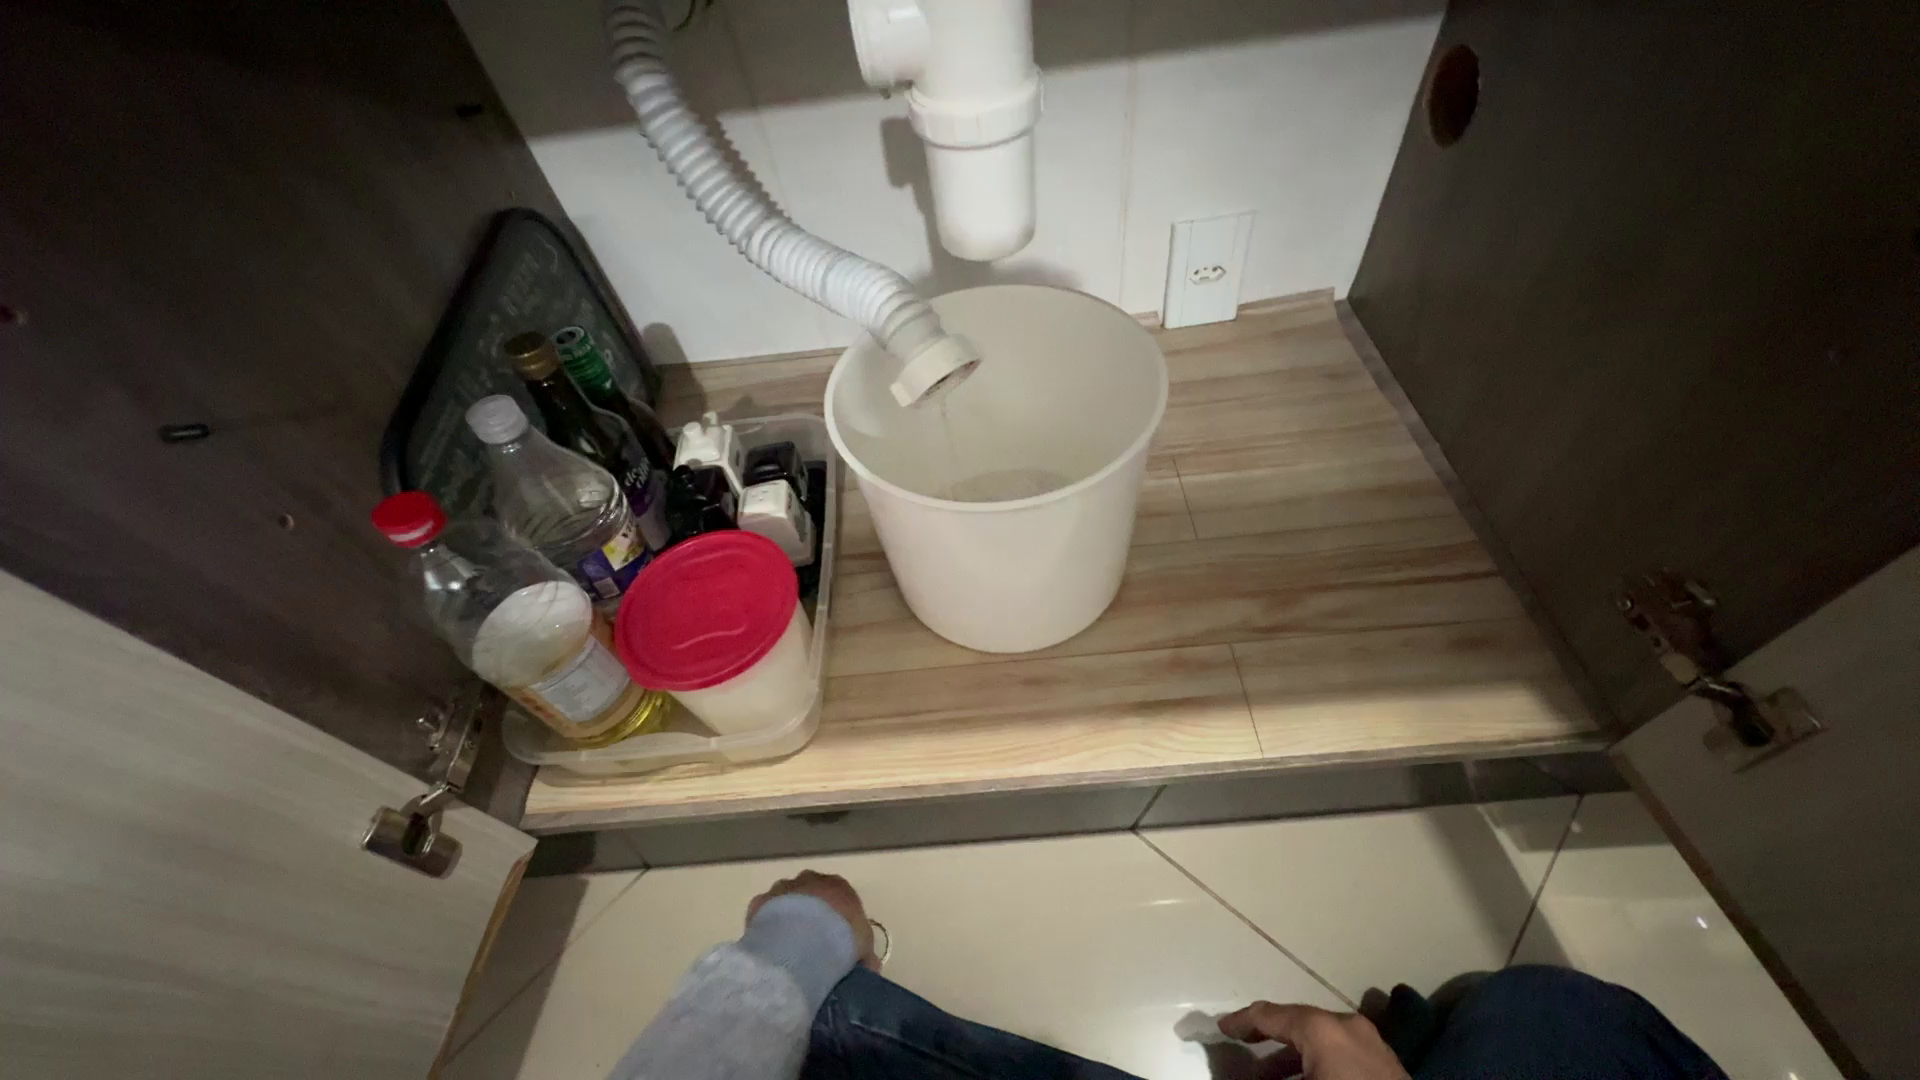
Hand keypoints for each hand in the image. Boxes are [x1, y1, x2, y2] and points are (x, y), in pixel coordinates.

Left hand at [746, 870, 880, 970]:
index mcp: (839, 886)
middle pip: (810, 894)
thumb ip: (867, 954)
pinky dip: (765, 926)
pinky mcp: (760, 902)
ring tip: (787, 948)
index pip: (840, 896)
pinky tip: (768, 947)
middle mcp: (811, 880)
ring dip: (786, 918)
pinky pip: (763, 913)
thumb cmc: (841, 938)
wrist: (802, 940)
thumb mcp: (864, 949)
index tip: (834, 939)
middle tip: (809, 944)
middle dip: (810, 914)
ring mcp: (783, 888)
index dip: (836, 918)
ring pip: (785, 900)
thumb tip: (870, 967)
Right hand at [1217, 1002, 1409, 1079]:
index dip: (1242, 1021)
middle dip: (1270, 1040)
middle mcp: (1348, 1026)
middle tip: (1244, 1048)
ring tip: (1271, 1077)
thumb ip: (1266, 1075)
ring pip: (1322, 1041)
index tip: (1221, 1028)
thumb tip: (1242, 1074)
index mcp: (1322, 1028)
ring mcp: (1374, 1046)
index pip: (1269, 1015)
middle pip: (1297, 1023)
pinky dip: (1321, 1065)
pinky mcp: (1391, 1069)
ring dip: (1294, 1058)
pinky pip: (1344, 1056)